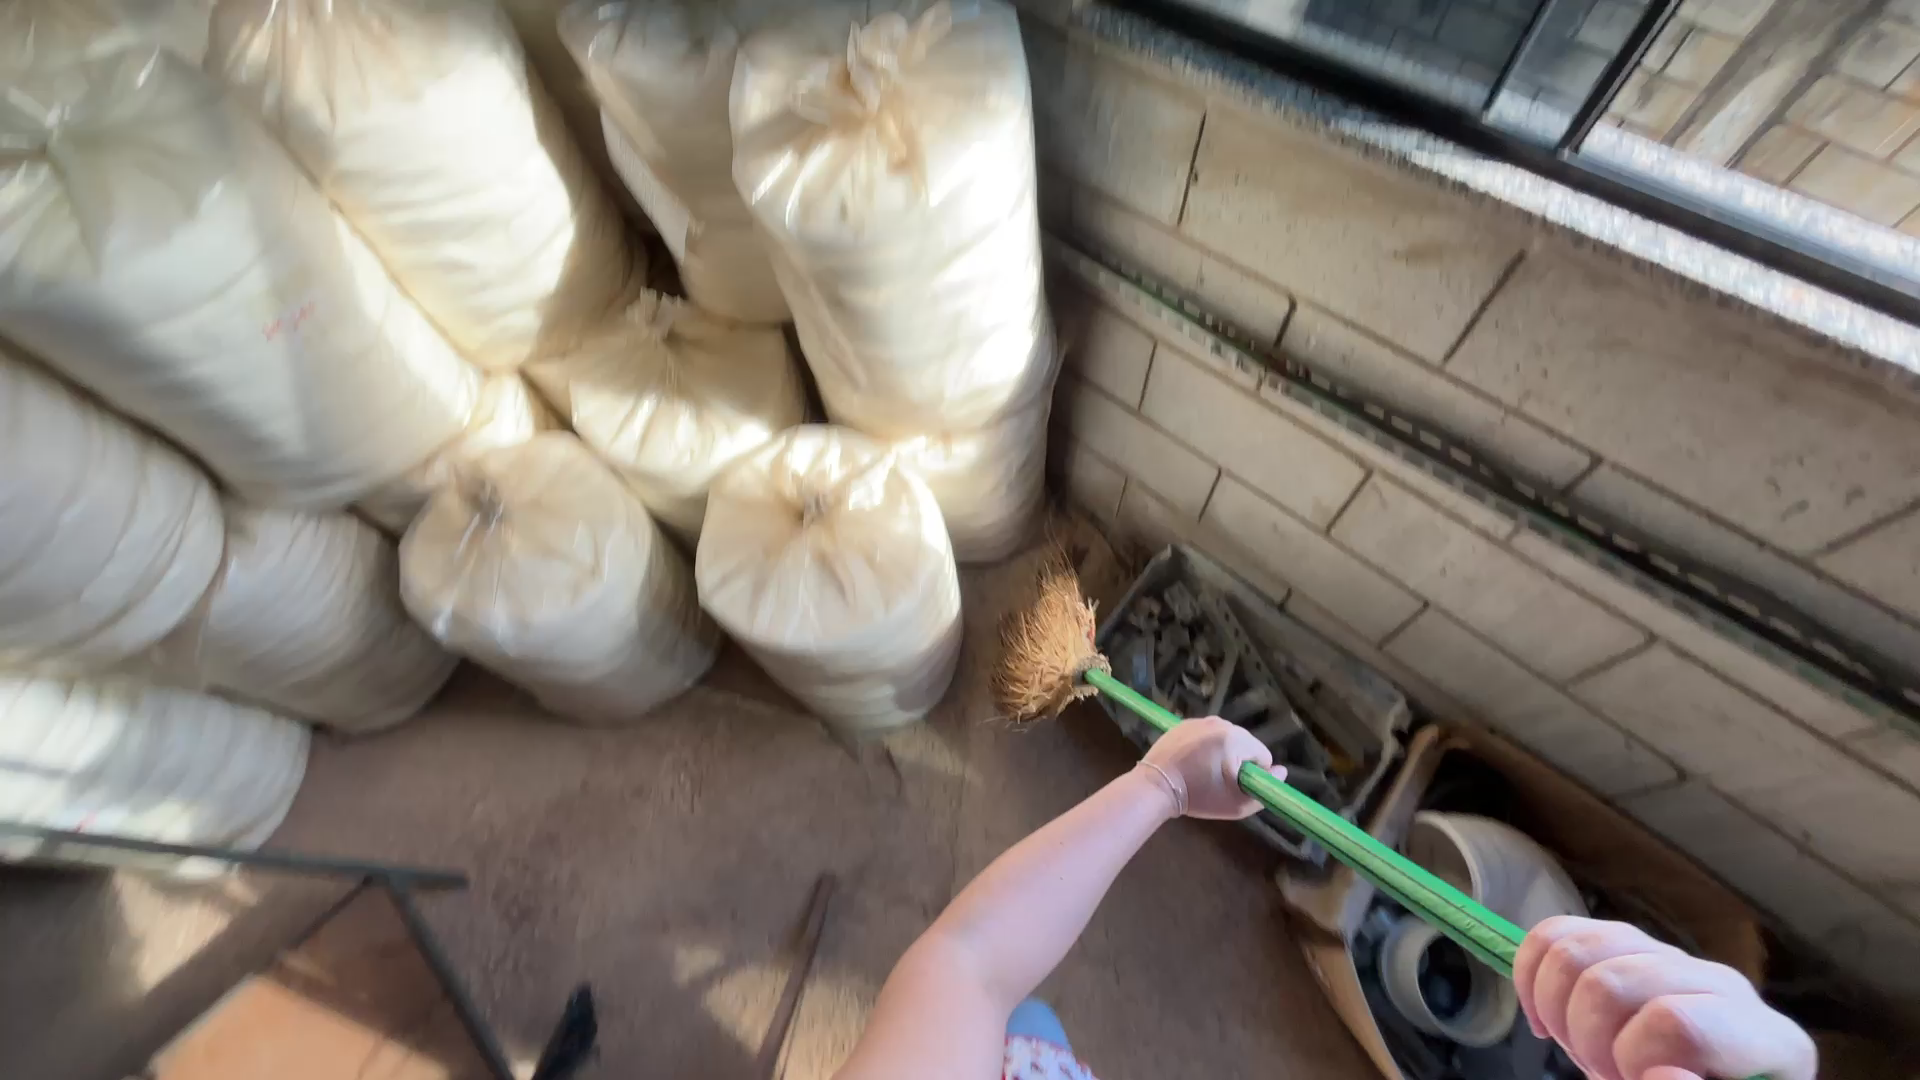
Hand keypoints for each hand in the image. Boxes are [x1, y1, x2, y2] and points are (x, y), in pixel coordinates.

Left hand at [1137, 716, 1281, 819]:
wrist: (1157, 784)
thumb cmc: (1199, 795)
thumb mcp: (1237, 804)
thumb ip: (1264, 790)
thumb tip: (1281, 772)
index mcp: (1235, 738)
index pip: (1262, 755)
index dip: (1255, 775)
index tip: (1236, 786)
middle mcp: (1220, 722)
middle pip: (1245, 744)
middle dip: (1239, 762)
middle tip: (1220, 781)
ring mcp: (1200, 720)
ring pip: (1226, 738)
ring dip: (1223, 753)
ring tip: (1205, 771)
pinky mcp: (1184, 723)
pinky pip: (1207, 735)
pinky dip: (1206, 746)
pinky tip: (1194, 761)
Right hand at [1514, 916, 1814, 1079]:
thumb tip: (1665, 1073)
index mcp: (1769, 1039)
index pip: (1678, 1023)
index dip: (1633, 1058)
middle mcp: (1721, 982)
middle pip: (1613, 983)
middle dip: (1584, 1036)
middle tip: (1596, 1070)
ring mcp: (1663, 952)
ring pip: (1574, 952)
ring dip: (1553, 1007)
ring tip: (1574, 1045)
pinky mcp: (1615, 938)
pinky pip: (1553, 933)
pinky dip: (1530, 975)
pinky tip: (1541, 1014)